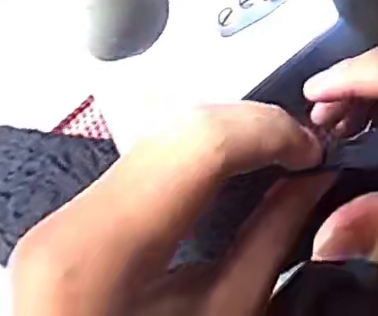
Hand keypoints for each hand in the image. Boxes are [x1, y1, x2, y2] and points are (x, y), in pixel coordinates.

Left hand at [11, 103, 334, 315]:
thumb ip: (271, 241)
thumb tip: (313, 179)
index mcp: (99, 252)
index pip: (204, 143)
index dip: (271, 132)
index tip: (313, 150)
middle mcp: (71, 218)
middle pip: (187, 125)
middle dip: (258, 126)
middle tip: (302, 151)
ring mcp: (64, 214)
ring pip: (170, 128)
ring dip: (235, 131)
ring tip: (277, 155)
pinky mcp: (72, 216)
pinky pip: (152, 152)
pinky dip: (205, 147)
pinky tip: (235, 164)